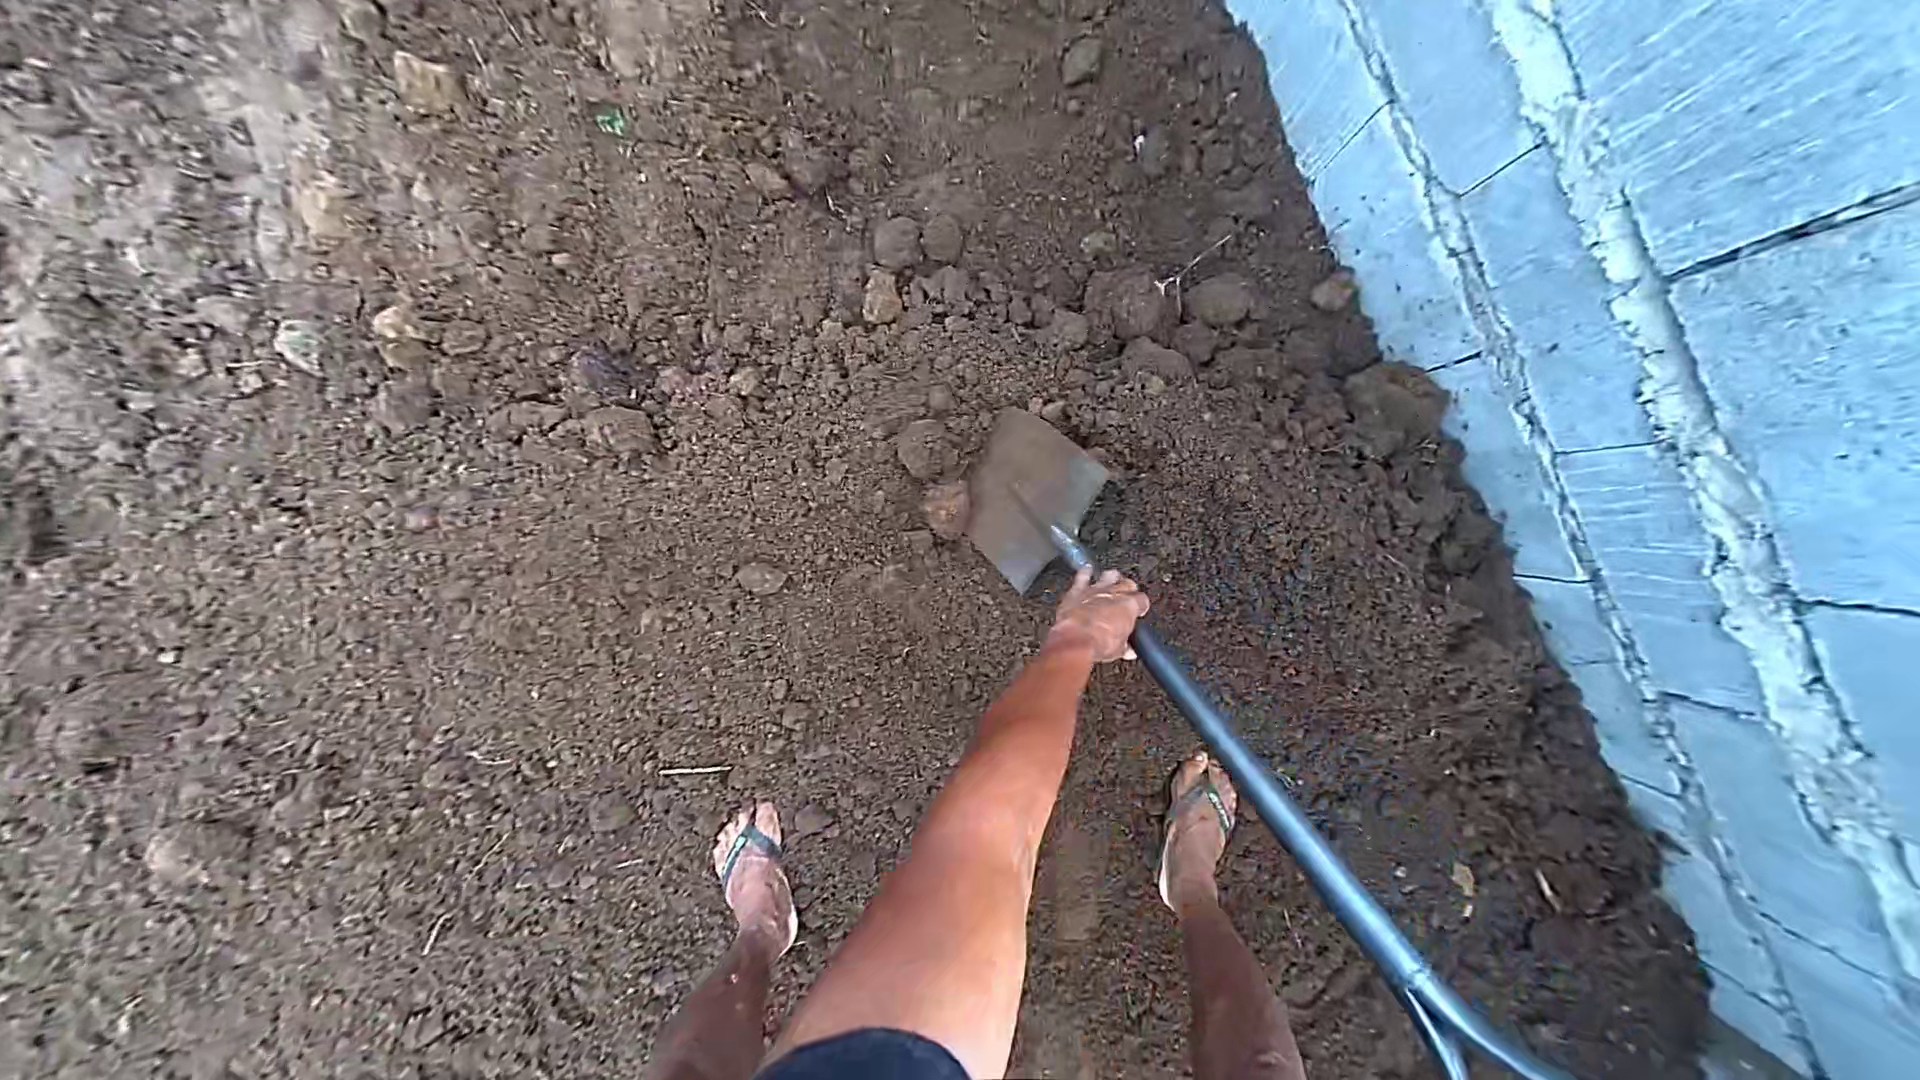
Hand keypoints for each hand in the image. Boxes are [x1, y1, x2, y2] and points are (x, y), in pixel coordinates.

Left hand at [1048, 568, 1150, 661]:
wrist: (1076, 639)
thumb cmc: (1099, 643)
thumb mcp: (1117, 650)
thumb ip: (1125, 646)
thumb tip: (1128, 651)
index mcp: (1129, 606)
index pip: (1142, 600)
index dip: (1141, 605)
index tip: (1139, 609)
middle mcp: (1114, 594)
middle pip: (1127, 584)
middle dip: (1128, 588)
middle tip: (1127, 593)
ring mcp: (1095, 590)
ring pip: (1108, 576)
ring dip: (1111, 577)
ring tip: (1113, 578)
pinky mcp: (1077, 591)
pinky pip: (1083, 576)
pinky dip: (1085, 572)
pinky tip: (1086, 569)